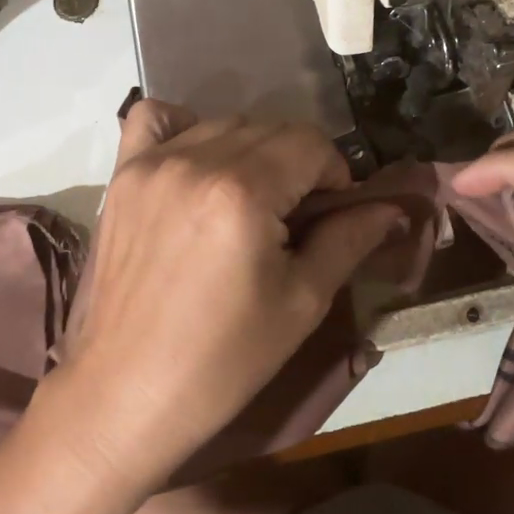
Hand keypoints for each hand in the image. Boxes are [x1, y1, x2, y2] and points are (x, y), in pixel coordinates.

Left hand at [50, 101, 402, 489]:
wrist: (125, 394)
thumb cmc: (223, 360)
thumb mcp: (302, 302)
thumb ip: (349, 239)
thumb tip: (392, 208)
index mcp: (243, 190)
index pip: (310, 142)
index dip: (334, 175)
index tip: (331, 217)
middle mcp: (195, 160)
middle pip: (270, 128)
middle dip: (296, 165)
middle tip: (294, 222)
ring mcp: (151, 164)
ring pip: (222, 123)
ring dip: (249, 152)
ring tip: (248, 205)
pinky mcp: (121, 177)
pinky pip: (154, 119)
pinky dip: (183, 128)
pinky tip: (198, 168)